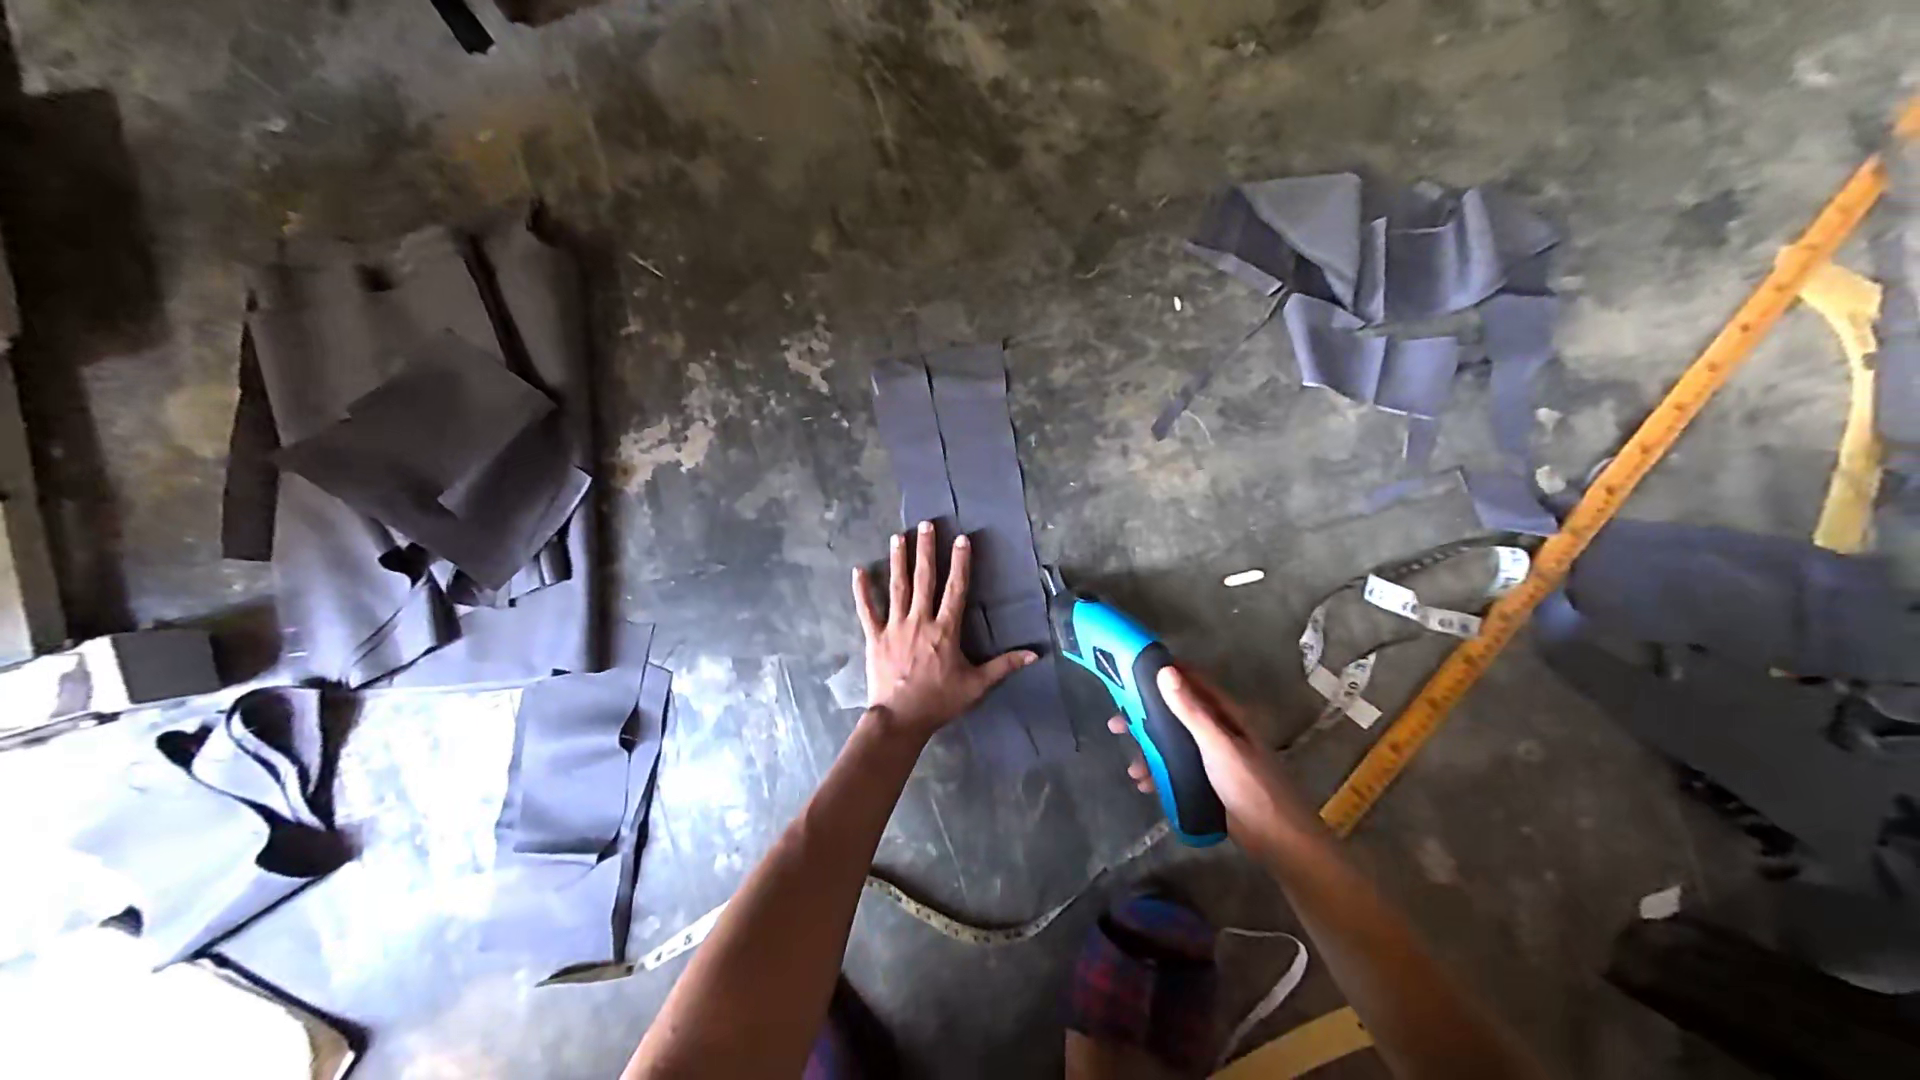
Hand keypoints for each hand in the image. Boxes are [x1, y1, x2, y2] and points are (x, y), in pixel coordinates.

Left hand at [852, 520, 1036, 739]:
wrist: (901, 719)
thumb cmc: (940, 701)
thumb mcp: (977, 685)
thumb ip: (1003, 666)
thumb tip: (1034, 654)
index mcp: (945, 629)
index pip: (956, 589)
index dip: (960, 562)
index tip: (961, 539)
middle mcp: (920, 620)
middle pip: (924, 579)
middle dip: (926, 550)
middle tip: (926, 524)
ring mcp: (895, 627)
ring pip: (897, 587)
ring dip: (898, 560)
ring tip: (898, 536)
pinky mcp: (875, 637)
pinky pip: (867, 610)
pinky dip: (862, 590)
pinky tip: (859, 570)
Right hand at [1107, 666, 1311, 857]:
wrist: (1279, 841)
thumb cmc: (1250, 786)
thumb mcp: (1217, 745)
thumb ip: (1190, 710)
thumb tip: (1165, 671)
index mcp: (1227, 715)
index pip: (1193, 682)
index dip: (1165, 674)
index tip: (1132, 673)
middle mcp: (1220, 731)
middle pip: (1176, 715)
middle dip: (1146, 719)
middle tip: (1117, 724)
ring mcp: (1214, 758)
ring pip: (1174, 745)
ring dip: (1150, 752)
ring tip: (1131, 768)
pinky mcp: (1209, 783)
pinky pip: (1177, 771)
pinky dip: (1160, 774)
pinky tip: (1146, 785)